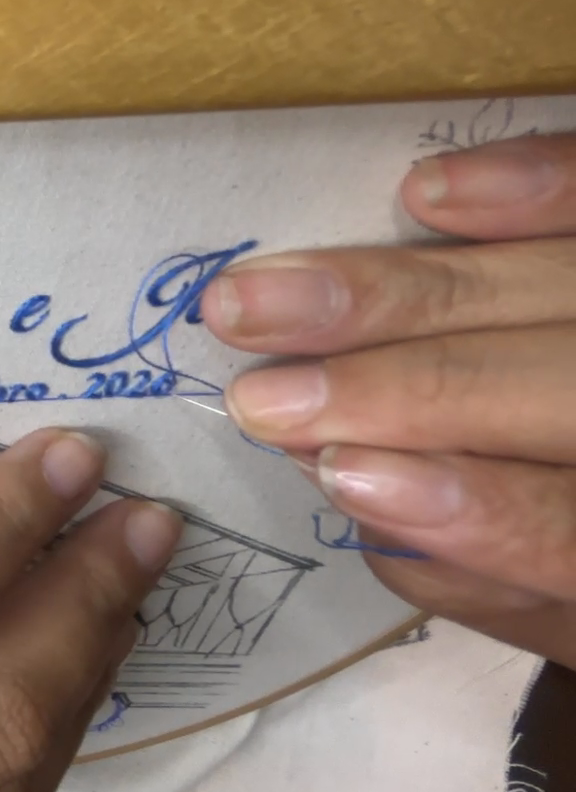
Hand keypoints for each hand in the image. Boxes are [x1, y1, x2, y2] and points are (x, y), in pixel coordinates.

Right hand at [202, 131, 575, 665]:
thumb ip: (479, 578)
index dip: (483, 509)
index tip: (343, 476)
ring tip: (247, 300)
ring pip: (562, 283)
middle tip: (262, 398)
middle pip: (570, 389)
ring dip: (390, 291)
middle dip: (405, 392)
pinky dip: (537, 179)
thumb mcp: (559, 613)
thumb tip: (355, 492)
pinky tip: (427, 193)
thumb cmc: (571, 535)